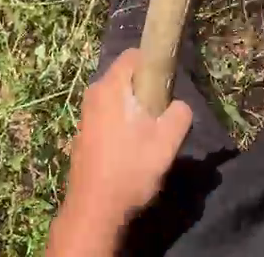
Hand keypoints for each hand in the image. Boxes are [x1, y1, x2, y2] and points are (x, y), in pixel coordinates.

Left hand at [60, 50, 192, 227]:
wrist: (94, 209)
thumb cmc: (130, 169)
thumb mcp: (165, 143)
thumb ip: (179, 116)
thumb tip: (180, 105)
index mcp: (110, 86)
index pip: (133, 55)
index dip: (154, 63)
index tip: (168, 83)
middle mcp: (94, 92)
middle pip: (125, 76)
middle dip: (145, 90)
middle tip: (162, 113)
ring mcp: (85, 112)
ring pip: (116, 97)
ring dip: (134, 109)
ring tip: (149, 134)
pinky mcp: (83, 131)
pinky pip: (107, 114)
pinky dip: (120, 122)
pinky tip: (131, 148)